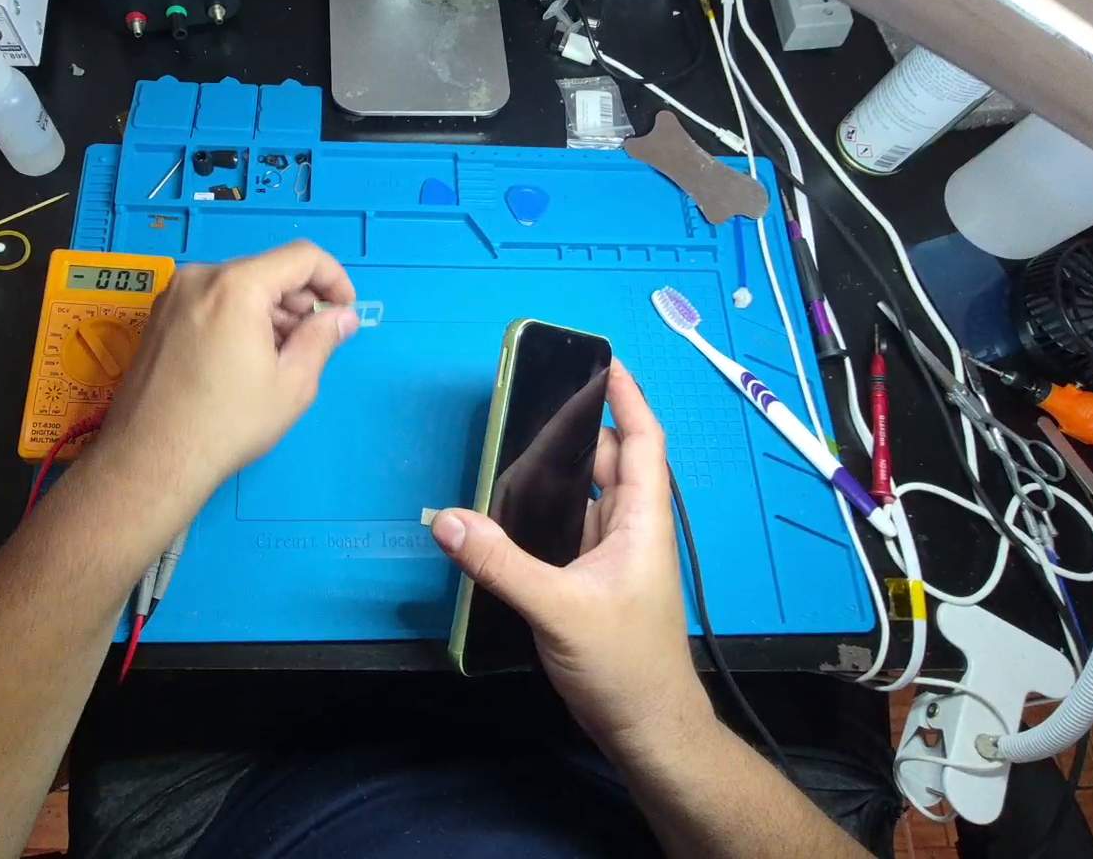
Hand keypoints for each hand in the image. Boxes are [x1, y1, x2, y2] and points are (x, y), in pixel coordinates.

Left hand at [93, 241, 358, 517]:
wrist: (151, 460)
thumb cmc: (227, 424)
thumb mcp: (292, 384)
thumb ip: (323, 338)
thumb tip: (344, 316)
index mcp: (237, 286)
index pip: (302, 256)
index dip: (334, 278)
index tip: (345, 311)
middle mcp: (201, 277)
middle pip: (269, 270)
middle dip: (302, 301)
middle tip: (316, 342)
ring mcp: (174, 295)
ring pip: (242, 286)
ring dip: (272, 312)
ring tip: (280, 358)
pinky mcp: (159, 315)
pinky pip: (215, 300)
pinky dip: (241, 318)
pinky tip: (247, 359)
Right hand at [431, 360, 707, 747]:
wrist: (647, 731)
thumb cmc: (624, 663)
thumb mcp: (559, 609)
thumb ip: (501, 563)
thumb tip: (445, 519)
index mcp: (641, 519)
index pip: (642, 440)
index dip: (628, 398)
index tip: (604, 361)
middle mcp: (629, 526)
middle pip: (606, 461)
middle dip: (575, 429)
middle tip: (526, 402)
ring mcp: (611, 552)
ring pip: (585, 493)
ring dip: (556, 469)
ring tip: (510, 442)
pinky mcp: (591, 575)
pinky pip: (567, 523)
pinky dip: (544, 506)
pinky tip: (508, 505)